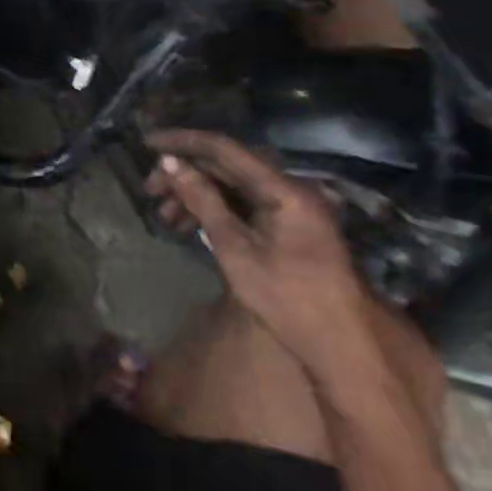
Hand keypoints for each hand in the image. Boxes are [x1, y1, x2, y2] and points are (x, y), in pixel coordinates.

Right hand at [145, 129, 366, 360]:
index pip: (224, 149)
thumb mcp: (237, 250)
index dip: (183, 141)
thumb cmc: (289, 301)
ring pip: (233, 186)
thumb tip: (170, 163)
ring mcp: (291, 207)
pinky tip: (189, 226)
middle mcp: (289, 188)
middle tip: (150, 189)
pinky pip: (245, 205)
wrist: (343, 349)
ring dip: (197, 195)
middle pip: (227, 167)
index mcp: (283, 189)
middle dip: (186, 174)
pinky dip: (216, 210)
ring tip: (164, 215)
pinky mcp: (288, 225)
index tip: (148, 143)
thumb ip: (204, 201)